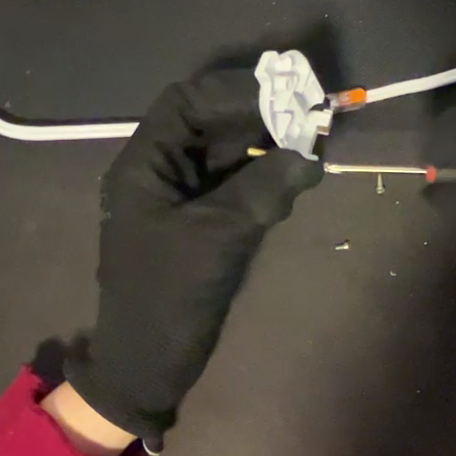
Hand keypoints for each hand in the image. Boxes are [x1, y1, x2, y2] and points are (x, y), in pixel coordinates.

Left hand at [64, 70, 322, 450]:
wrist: (146, 364)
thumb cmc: (168, 297)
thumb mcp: (216, 238)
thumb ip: (262, 190)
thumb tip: (309, 155)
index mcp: (144, 166)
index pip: (186, 104)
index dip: (235, 91)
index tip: (286, 93)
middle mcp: (161, 174)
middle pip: (210, 127)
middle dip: (259, 119)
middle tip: (311, 118)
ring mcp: (182, 202)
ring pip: (227, 158)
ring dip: (267, 150)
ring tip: (310, 147)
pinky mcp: (202, 228)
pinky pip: (235, 190)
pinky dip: (265, 182)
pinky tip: (294, 182)